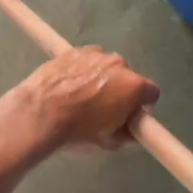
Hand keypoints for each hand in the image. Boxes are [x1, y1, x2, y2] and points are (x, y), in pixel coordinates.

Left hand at [6, 46, 159, 151]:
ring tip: (84, 97)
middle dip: (121, 91)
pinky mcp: (76, 49)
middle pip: (129, 77)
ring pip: (107, 67)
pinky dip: (85, 70)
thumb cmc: (78, 130)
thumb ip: (127, 133)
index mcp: (133, 85)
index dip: (143, 106)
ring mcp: (97, 53)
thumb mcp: (109, 142)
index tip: (130, 117)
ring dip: (103, 79)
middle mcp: (119, 63)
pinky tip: (71, 85)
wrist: (40, 112)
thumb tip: (130, 130)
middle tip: (105, 110)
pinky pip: (88, 60)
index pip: (151, 93)